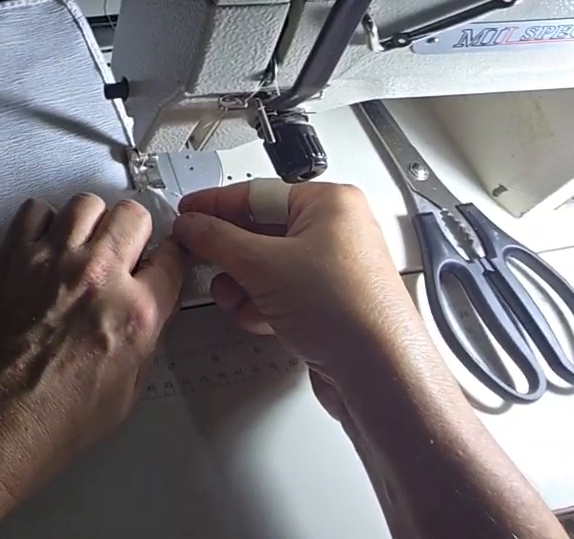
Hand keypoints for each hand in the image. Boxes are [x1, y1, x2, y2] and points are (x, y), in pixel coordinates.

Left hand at [0, 194, 185, 529]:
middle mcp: (99, 276)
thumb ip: (146, 335)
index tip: (159, 258)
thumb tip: (149, 304)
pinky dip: (43, 222)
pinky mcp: (14, 252)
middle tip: (120, 249)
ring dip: (89, 221)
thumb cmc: (52, 419)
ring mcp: (54, 258)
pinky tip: (43, 246)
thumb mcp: (127, 390)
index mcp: (135, 314)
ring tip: (81, 243)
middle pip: (132, 215)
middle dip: (132, 231)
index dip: (167, 258)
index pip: (171, 258)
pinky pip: (37, 209)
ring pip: (87, 203)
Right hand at [171, 181, 421, 377]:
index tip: (189, 212)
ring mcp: (337, 269)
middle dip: (229, 252)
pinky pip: (285, 290)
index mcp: (331, 203)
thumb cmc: (350, 314)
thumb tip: (192, 225)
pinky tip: (252, 315)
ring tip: (228, 294)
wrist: (384, 380)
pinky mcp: (333, 303)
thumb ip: (216, 239)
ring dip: (242, 281)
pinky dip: (262, 300)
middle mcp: (338, 231)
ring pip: (270, 264)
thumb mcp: (262, 265)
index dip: (216, 204)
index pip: (257, 193)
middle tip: (200, 255)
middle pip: (262, 229)